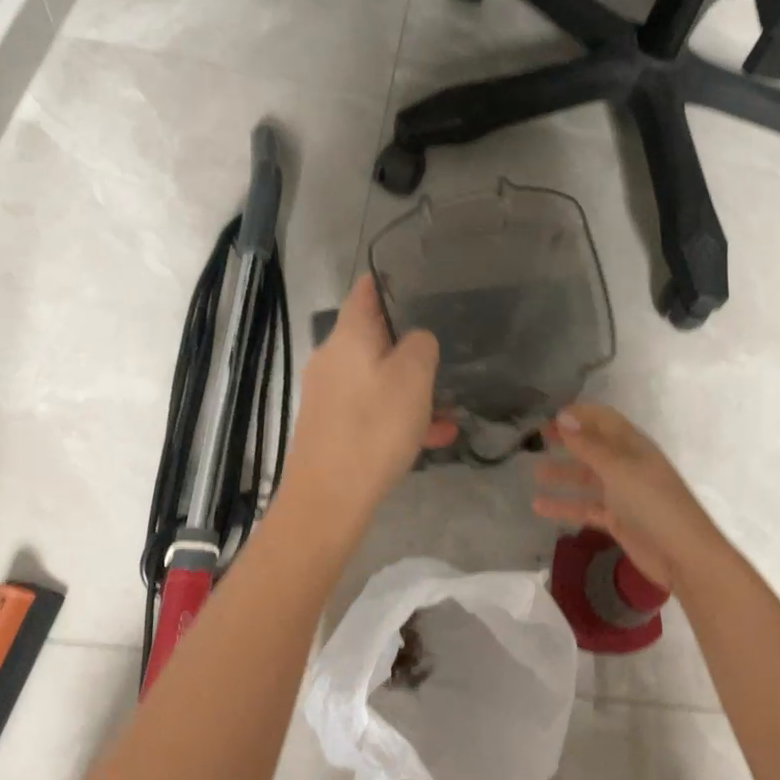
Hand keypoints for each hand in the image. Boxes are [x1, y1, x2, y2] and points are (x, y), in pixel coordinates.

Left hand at [277, 277, 455, 529]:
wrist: (328, 500)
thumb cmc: (374, 427)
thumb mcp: (413, 377)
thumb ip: (420, 344)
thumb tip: (416, 339)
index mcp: (349, 335)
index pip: (366, 290)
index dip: (392, 280)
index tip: (422, 280)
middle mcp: (332, 358)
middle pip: (375, 337)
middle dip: (411, 345)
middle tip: (448, 352)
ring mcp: (329, 394)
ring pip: (378, 378)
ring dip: (413, 388)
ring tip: (451, 407)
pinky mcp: (332, 426)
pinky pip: (372, 409)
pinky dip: (400, 416)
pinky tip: (435, 437)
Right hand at [532, 404, 724, 589]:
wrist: (682, 554)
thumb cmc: (652, 502)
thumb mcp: (618, 468)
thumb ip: (588, 444)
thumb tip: (563, 416)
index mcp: (632, 445)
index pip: (603, 420)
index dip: (580, 415)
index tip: (551, 416)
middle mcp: (627, 465)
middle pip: (594, 446)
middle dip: (569, 439)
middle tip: (540, 437)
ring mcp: (622, 493)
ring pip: (587, 478)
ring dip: (564, 473)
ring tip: (536, 471)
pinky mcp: (617, 519)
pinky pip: (585, 507)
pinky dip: (564, 506)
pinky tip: (539, 506)